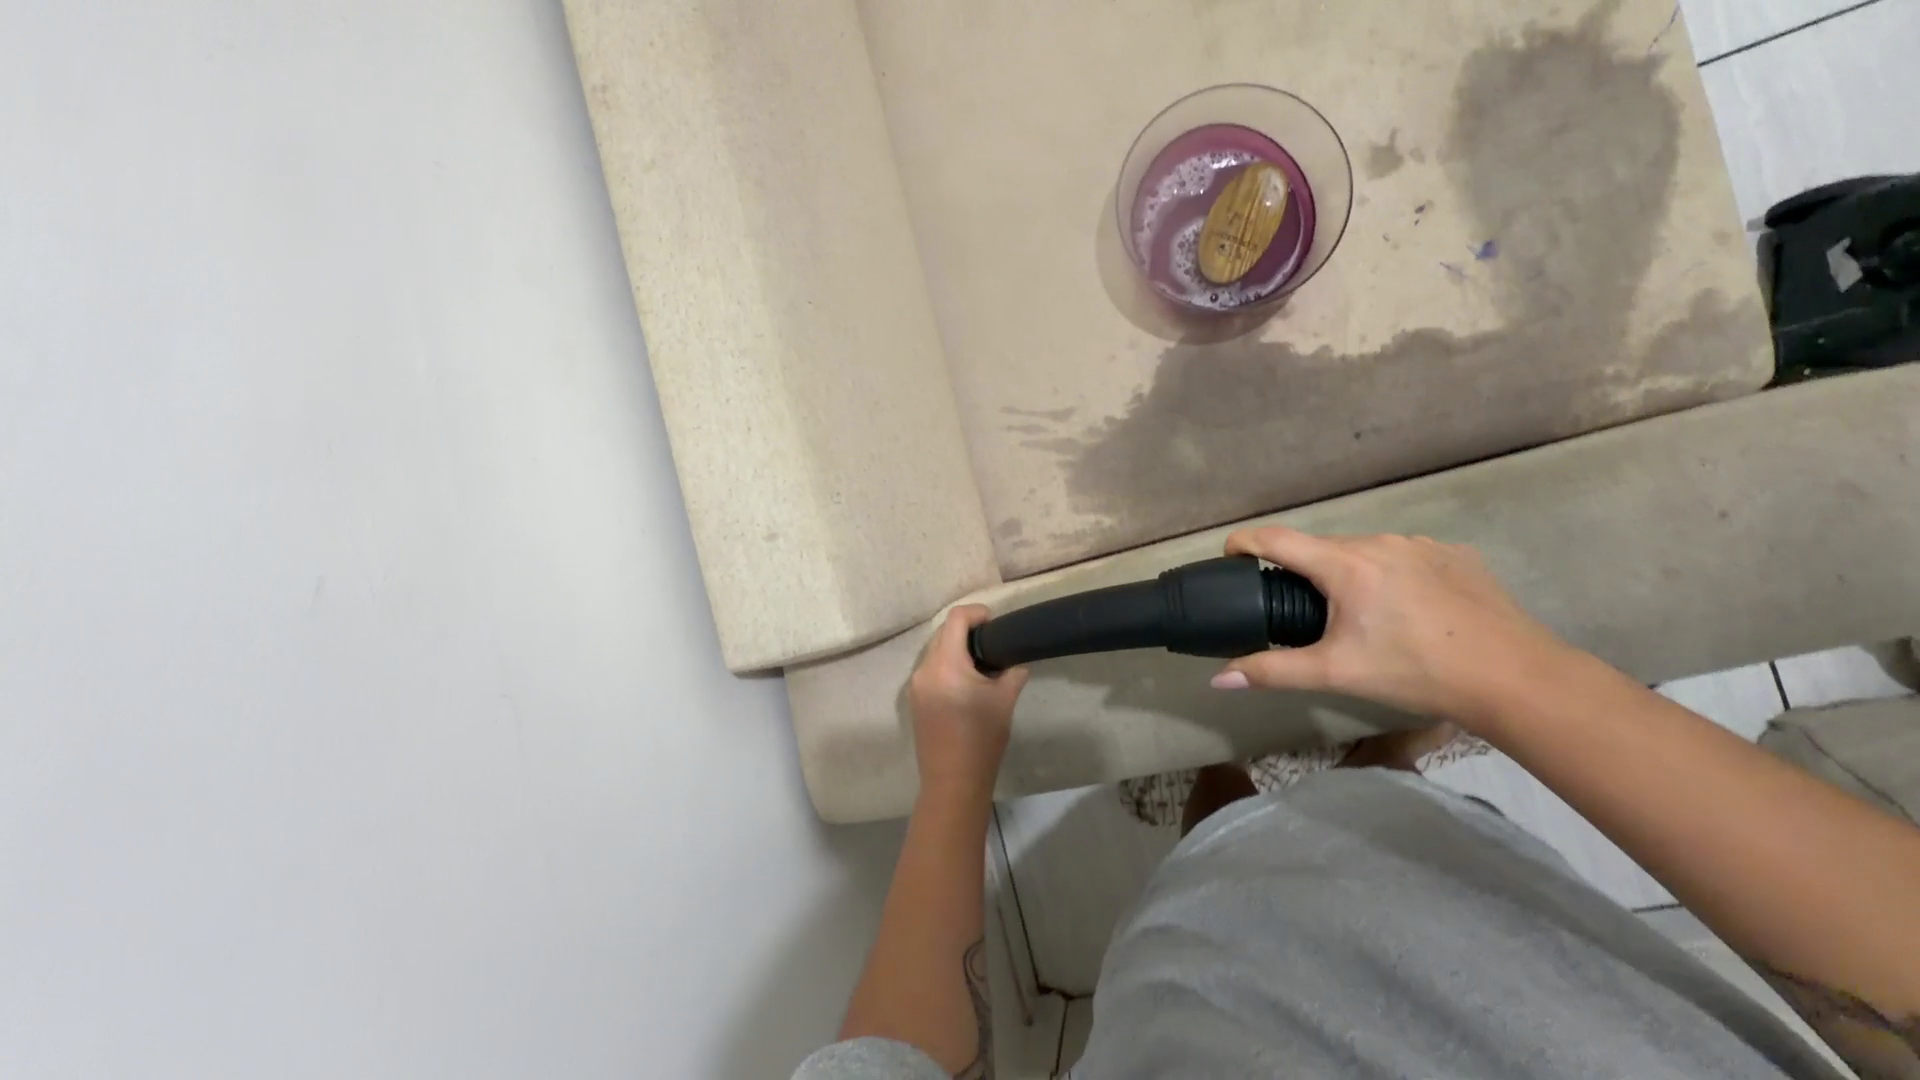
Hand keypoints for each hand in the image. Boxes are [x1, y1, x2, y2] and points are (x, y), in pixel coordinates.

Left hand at [908, 605, 1029, 803]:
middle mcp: (924, 669)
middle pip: (943, 633)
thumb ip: (1013, 672)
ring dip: (956, 650)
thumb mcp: (1004, 700)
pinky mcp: (915, 701)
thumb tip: (1017, 660)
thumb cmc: (982, 738)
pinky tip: (967, 683)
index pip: (956, 619)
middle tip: (993, 644)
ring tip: (982, 665)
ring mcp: (916, 686)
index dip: (977, 613)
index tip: (995, 625)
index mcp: (945, 664)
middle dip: (967, 632)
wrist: (954, 780)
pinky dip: (947, 666)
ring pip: (935, 652)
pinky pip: (931, 670)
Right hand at [1209, 527, 1570, 726]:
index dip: (1245, 542)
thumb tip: (1219, 680)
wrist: (1512, 676)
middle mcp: (1380, 542)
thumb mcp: (1336, 673)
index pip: (1277, 539)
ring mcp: (1422, 544)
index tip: (1228, 555)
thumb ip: (1273, 671)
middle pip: (1323, 548)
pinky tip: (1409, 611)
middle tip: (1300, 611)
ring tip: (1360, 616)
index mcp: (1345, 564)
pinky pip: (1406, 557)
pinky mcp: (1455, 554)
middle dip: (1304, 572)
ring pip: (1367, 552)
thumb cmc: (1415, 672)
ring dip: (1350, 574)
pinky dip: (1393, 577)